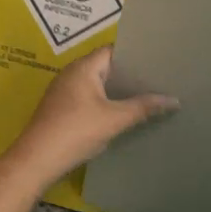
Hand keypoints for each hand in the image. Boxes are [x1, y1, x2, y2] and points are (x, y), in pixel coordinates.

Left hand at [0, 47, 175, 187]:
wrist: (37, 160)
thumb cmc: (76, 132)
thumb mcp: (114, 119)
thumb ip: (143, 107)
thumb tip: (173, 100)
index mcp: (83, 67)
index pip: (113, 51)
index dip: (135, 54)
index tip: (158, 60)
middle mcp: (71, 74)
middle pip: (105, 67)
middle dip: (129, 74)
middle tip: (158, 79)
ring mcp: (64, 93)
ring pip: (97, 86)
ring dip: (117, 91)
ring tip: (146, 96)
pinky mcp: (61, 110)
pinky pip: (89, 100)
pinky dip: (106, 103)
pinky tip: (122, 114)